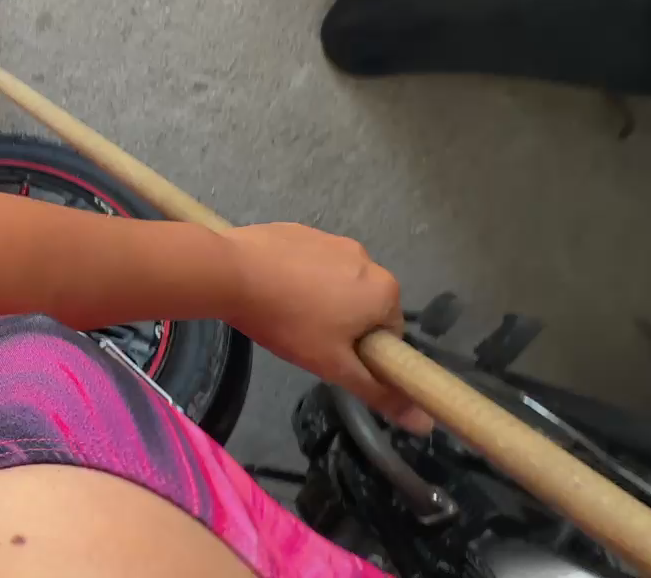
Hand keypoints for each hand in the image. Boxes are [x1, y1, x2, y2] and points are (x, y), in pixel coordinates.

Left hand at [222, 223, 433, 433]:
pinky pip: (302, 258)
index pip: (388, 329)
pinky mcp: (292, 228)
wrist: (226, 271)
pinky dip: (292, 270)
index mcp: (384, 287)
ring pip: (330, 278)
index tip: (328, 348)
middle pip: (360, 300)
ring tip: (281, 306)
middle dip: (339, 318)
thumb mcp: (333, 365)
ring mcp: (324, 236)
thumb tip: (424, 423)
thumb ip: (380, 392)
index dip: (361, 347)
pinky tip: (267, 282)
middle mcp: (362, 255)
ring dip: (314, 293)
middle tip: (303, 330)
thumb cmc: (285, 320)